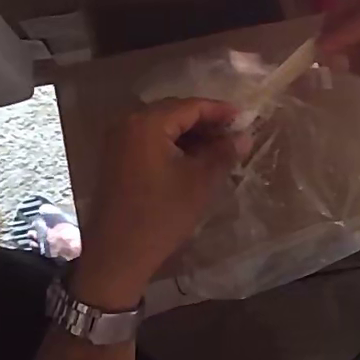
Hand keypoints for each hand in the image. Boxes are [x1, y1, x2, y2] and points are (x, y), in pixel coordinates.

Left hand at [72, 98, 248, 310]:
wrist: (118, 253)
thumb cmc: (162, 215)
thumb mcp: (199, 182)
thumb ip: (223, 153)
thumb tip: (244, 136)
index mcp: (147, 124)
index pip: (190, 106)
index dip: (219, 111)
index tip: (244, 118)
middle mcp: (128, 124)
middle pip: (173, 113)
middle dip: (205, 122)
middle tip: (233, 134)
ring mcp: (118, 142)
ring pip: (162, 128)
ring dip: (190, 135)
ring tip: (218, 149)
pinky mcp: (115, 159)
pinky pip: (149, 142)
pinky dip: (173, 146)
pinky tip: (193, 160)